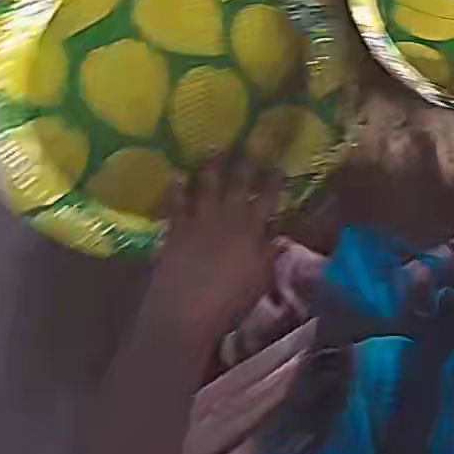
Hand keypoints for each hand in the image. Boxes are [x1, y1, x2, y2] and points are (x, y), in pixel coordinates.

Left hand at [143, 159, 283, 345]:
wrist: (185, 311)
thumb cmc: (229, 302)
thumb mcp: (260, 280)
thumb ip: (269, 254)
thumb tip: (278, 236)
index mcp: (252, 229)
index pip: (268, 197)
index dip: (274, 179)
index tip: (279, 163)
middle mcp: (227, 216)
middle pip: (238, 182)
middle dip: (246, 161)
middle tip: (250, 142)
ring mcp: (200, 219)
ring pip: (206, 184)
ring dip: (210, 165)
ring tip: (212, 147)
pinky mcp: (176, 227)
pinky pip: (176, 202)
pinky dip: (176, 188)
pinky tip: (174, 175)